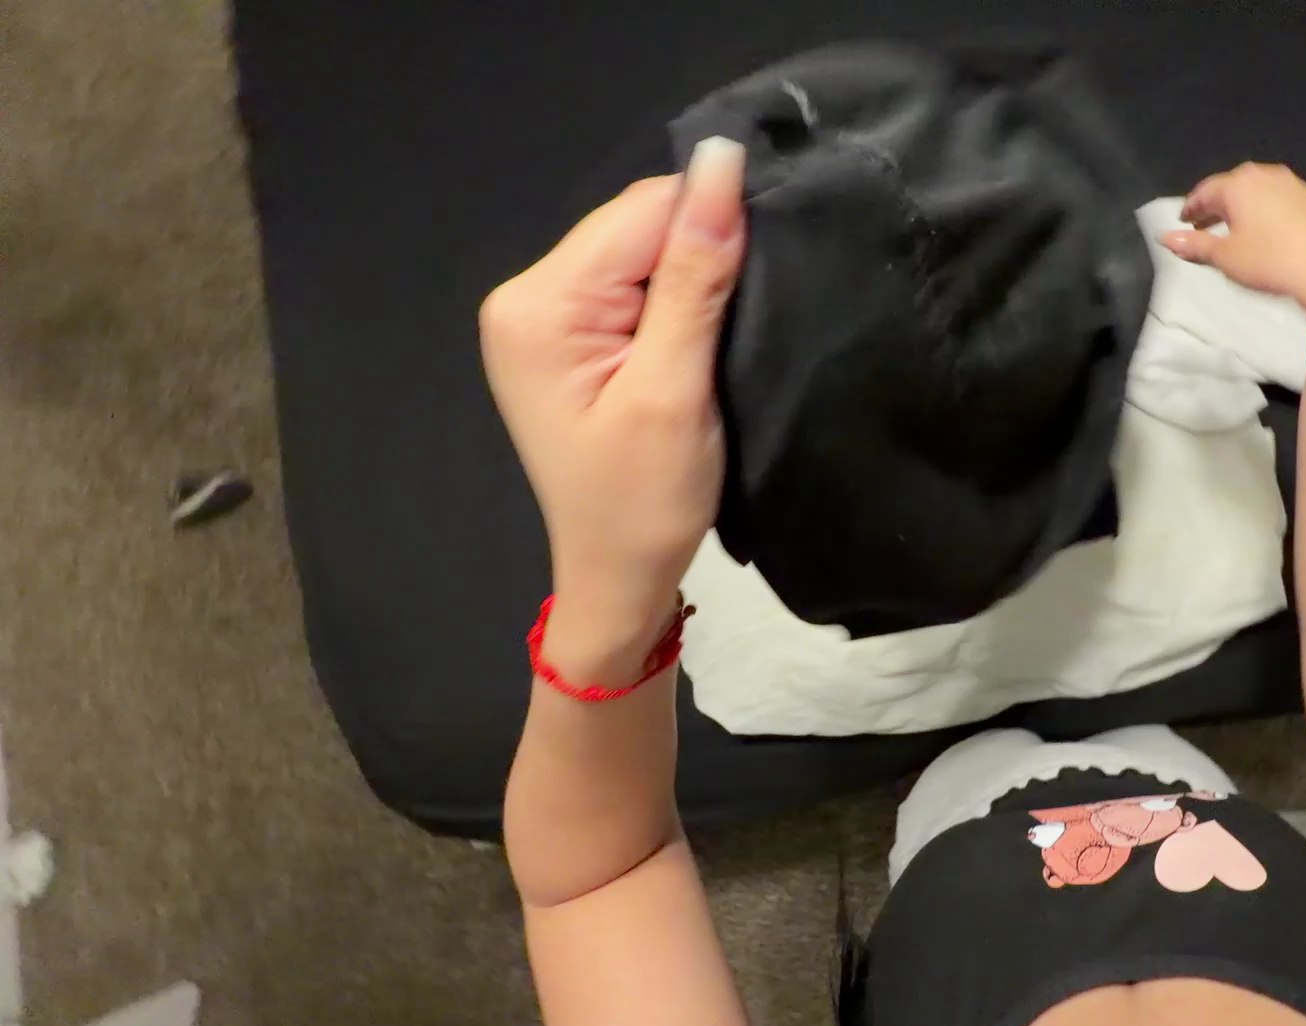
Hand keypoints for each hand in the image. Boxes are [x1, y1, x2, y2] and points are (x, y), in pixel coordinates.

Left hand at [480, 137, 746, 665]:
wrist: (621, 577)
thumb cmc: (647, 499)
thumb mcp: (675, 388)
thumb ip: (694, 277)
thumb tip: (719, 161)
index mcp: (539, 304)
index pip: (638, 215)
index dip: (709, 228)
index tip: (768, 273)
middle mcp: (528, 298)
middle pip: (634, 233)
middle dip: (698, 260)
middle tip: (751, 318)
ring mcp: (547, 323)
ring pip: (641, 263)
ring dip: (694, 287)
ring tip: (730, 335)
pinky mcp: (574, 347)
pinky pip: (635, 297)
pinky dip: (678, 311)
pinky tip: (703, 341)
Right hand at [1159, 163, 1305, 313]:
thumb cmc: (1269, 261)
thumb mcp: (1224, 257)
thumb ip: (1193, 245)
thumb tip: (1164, 238)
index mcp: (1238, 185)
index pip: (1204, 191)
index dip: (1190, 208)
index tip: (1181, 222)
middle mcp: (1264, 175)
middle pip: (1229, 188)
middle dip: (1212, 206)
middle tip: (1199, 226)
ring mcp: (1290, 184)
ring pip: (1252, 192)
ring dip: (1236, 209)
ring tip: (1226, 230)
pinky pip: (1272, 199)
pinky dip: (1257, 211)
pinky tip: (1257, 231)